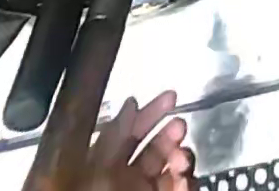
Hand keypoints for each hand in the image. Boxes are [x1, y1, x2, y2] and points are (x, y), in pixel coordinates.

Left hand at [36, 92, 194, 190]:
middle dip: (171, 134)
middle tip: (179, 127)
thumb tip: (131, 103)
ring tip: (181, 161)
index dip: (151, 112)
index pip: (130, 132)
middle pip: (155, 149)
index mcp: (102, 168)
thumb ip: (112, 138)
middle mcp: (123, 183)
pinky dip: (185, 185)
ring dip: (182, 160)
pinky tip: (184, 182)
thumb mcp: (92, 172)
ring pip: (172, 172)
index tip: (171, 96)